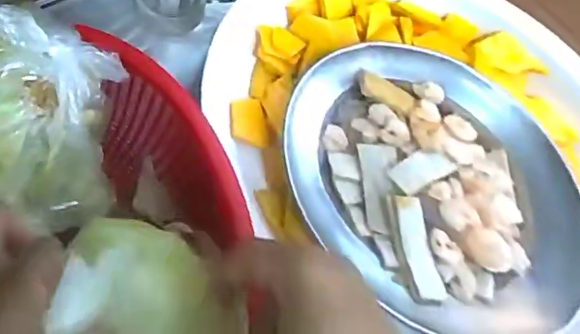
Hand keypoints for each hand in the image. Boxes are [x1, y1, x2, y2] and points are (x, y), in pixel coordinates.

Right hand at [215, 240, 395, 333]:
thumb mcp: (267, 332)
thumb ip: (238, 324)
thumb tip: (216, 316)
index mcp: (299, 262)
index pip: (245, 253)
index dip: (220, 272)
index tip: (205, 294)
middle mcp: (326, 259)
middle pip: (275, 260)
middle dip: (252, 283)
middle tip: (234, 309)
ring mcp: (355, 283)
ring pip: (303, 277)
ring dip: (281, 297)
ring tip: (267, 325)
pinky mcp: (374, 311)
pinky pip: (328, 295)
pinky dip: (309, 308)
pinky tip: (302, 327)